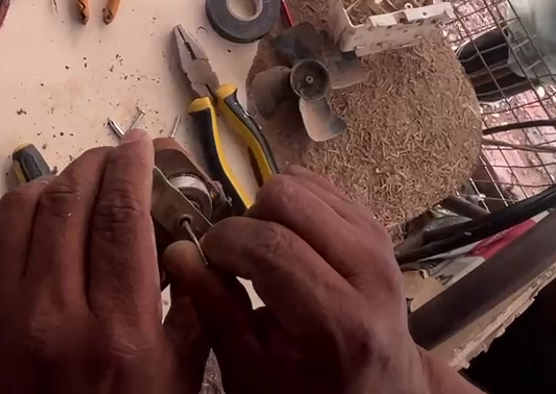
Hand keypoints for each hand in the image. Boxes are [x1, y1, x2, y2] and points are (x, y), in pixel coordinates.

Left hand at [0, 131, 206, 393]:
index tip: (140, 140)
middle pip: (73, 196)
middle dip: (98, 161)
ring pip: (25, 204)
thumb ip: (191, 307)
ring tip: (81, 183)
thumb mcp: (174, 385)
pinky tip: (40, 215)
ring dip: (58, 179)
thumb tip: (189, 237)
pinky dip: (17, 210)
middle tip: (116, 157)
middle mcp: (53, 315)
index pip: (122, 212)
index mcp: (116, 332)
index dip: (132, 163)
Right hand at [162, 168, 476, 393]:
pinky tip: (286, 240)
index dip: (226, 241)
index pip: (271, 247)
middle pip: (287, 199)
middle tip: (238, 256)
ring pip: (300, 182)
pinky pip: (318, 184)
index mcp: (338, 324)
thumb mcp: (250, 373)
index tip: (205, 257)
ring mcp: (377, 241)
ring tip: (264, 251)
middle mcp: (368, 271)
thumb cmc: (306, 393)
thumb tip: (178, 250)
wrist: (377, 391)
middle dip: (247, 220)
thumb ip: (215, 308)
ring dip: (268, 209)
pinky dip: (290, 203)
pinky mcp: (375, 224)